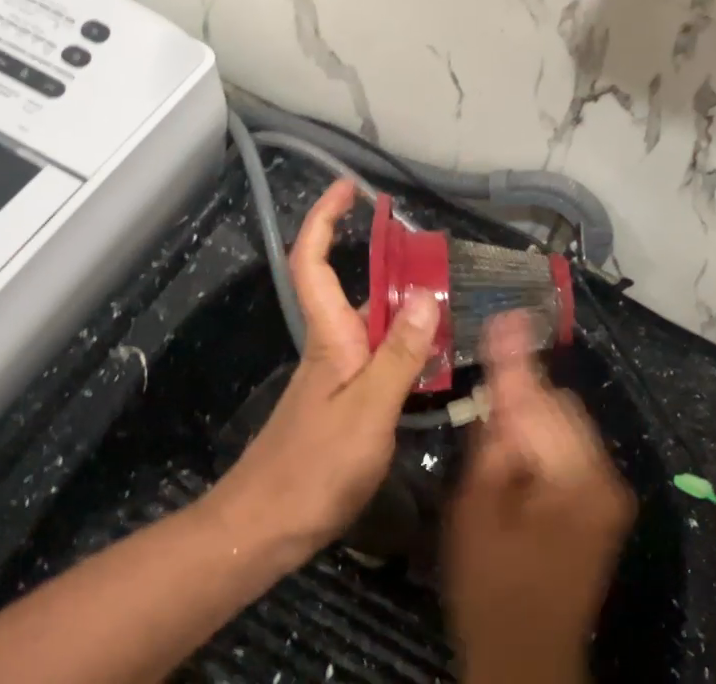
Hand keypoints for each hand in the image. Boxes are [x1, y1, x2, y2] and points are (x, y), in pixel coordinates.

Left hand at [204, 179, 441, 564]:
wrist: (267, 527)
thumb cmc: (314, 467)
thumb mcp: (368, 410)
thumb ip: (399, 354)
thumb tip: (426, 293)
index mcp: (329, 337)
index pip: (314, 263)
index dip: (325, 220)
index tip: (349, 188)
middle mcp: (330, 347)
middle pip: (349, 287)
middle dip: (383, 259)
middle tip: (433, 252)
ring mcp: (335, 377)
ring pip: (368, 324)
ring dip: (401, 304)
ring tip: (448, 299)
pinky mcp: (342, 404)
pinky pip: (376, 357)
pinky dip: (403, 345)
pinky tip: (433, 359)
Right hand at [446, 313, 634, 683]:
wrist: (528, 655)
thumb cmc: (490, 586)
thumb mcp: (475, 508)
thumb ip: (491, 439)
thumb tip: (497, 384)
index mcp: (573, 476)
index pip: (540, 400)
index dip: (515, 358)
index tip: (504, 314)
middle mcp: (603, 474)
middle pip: (559, 407)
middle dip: (522, 395)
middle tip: (481, 401)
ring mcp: (608, 489)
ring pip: (566, 424)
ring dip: (532, 416)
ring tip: (494, 432)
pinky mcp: (604, 502)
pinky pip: (571, 449)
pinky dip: (543, 440)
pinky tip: (515, 456)